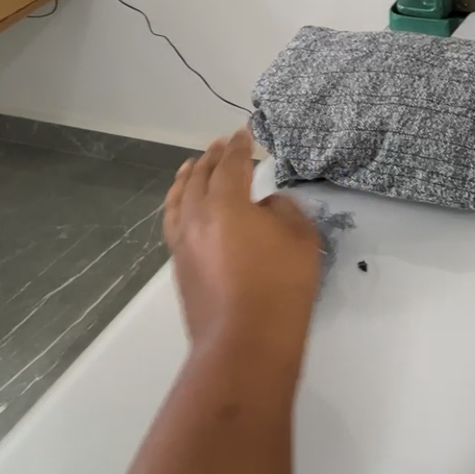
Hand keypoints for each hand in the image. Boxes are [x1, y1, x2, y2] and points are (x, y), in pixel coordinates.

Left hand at [163, 129, 322, 358]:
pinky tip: (186, 209)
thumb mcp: (301, 236)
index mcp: (227, 204)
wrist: (244, 341)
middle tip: (219, 144)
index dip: (239, 146)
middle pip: (199, 179)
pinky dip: (179, 205)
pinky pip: (173, 223)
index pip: (231, 165)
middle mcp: (197, 219)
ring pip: (178, 201)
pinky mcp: (180, 269)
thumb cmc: (280, 284)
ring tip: (191, 167)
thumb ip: (284, 210)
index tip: (244, 131)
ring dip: (187, 180)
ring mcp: (183, 245)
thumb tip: (266, 206)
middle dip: (210, 158)